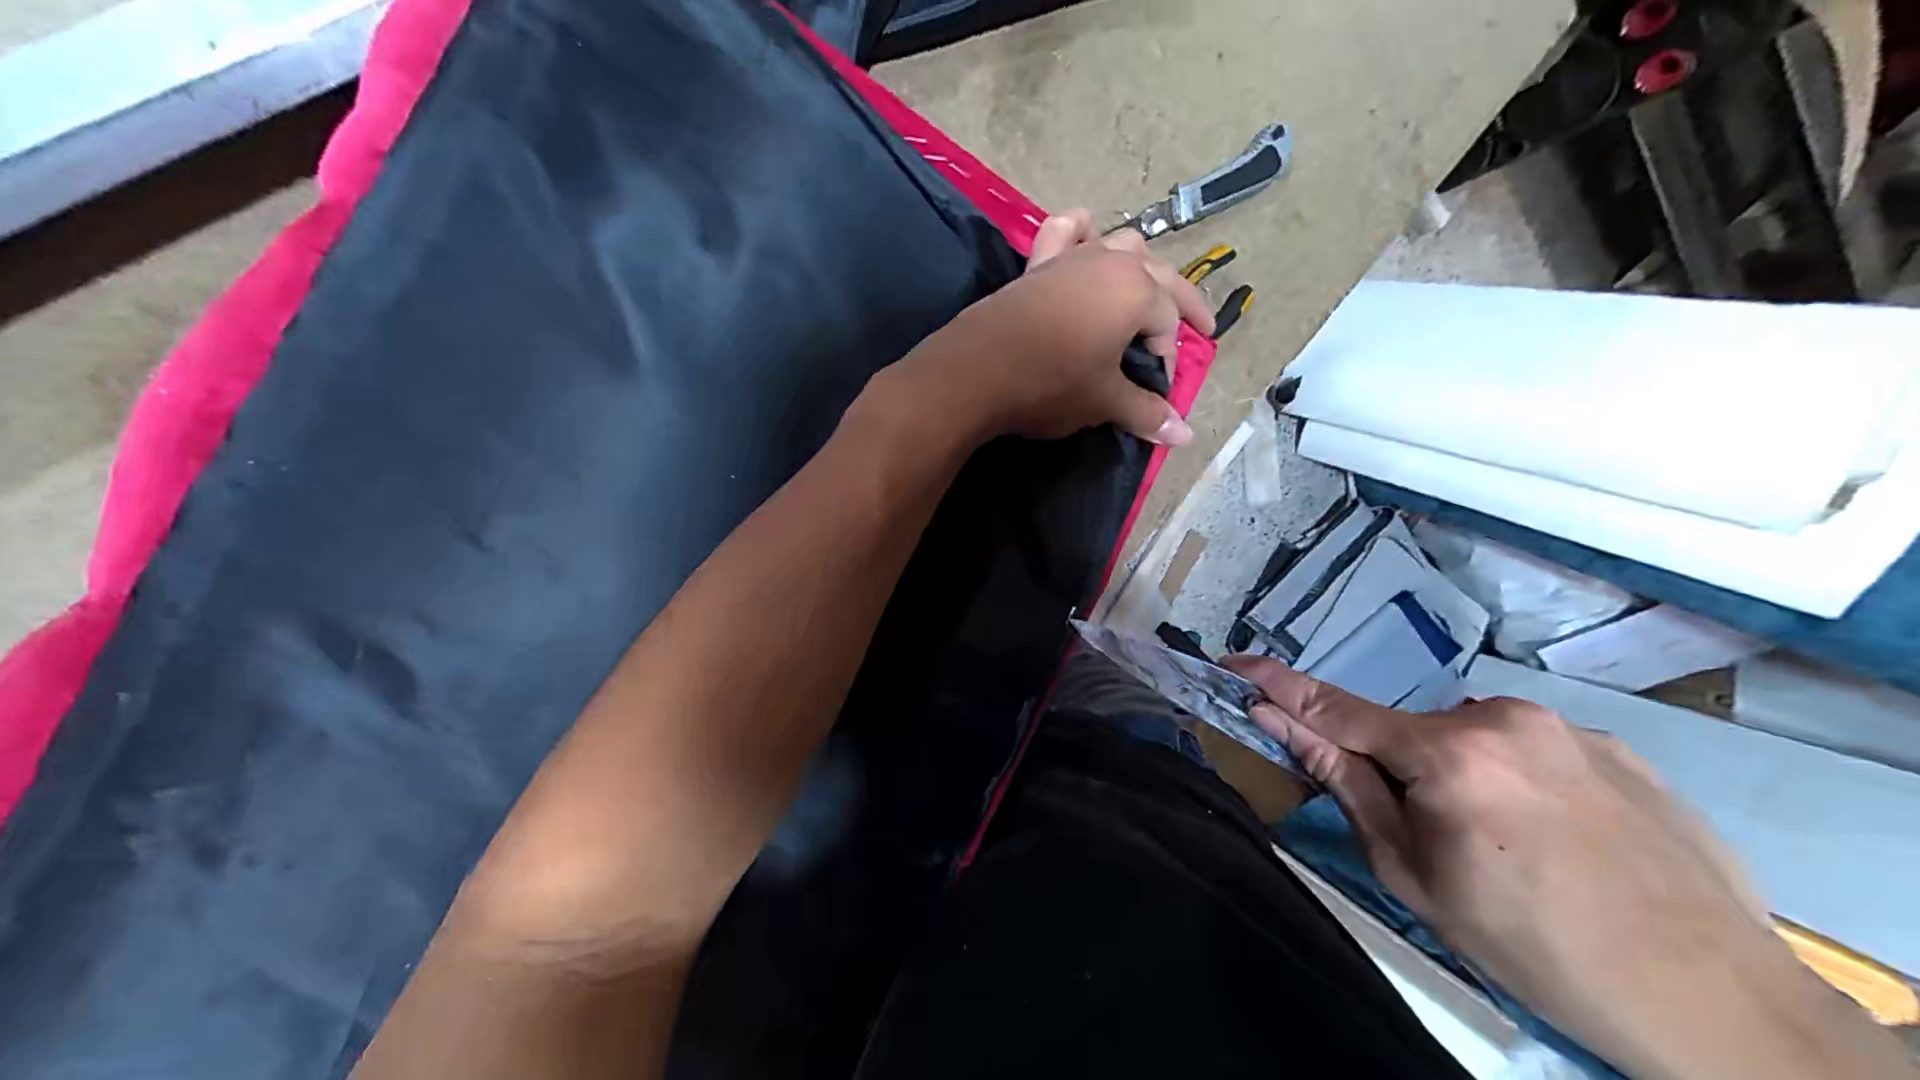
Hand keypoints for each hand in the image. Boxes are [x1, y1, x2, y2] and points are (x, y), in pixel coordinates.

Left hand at [875, 209, 1212, 445]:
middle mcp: (1112, 262)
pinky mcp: (1038, 264)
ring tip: (1144, 296)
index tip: (1154, 392)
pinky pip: (1066, 232)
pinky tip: (1087, 241)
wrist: (976, 373)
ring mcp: (1072, 257)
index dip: (1166, 360)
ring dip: (1140, 268)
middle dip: (1178, 306)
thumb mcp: (1104, 400)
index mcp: (1138, 291)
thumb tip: (1186, 437)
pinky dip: (1082, 233)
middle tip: (1194, 331)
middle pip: (1160, 277)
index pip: (1168, 324)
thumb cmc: (1050, 384)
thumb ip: (1147, 413)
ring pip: (1121, 246)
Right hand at [1222, 656, 1918, 1079]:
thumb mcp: (1413, 875)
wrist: (1716, 1004)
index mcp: (1448, 755)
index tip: (1233, 665)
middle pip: (1412, 730)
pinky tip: (1562, 839)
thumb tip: (1281, 725)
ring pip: (1473, 736)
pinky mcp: (1619, 746)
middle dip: (1399, 766)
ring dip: (1461, 771)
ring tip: (1510, 844)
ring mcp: (1569, 728)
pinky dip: (1519, 779)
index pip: (1336, 709)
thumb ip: (1345, 786)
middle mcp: (1505, 719)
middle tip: (1432, 836)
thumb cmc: (1532, 946)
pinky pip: (1533, 748)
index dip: (1277, 687)